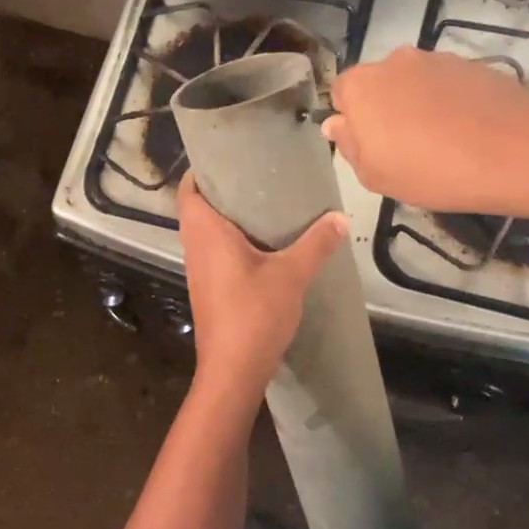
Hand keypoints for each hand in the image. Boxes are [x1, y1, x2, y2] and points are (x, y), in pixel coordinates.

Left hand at [177, 174, 347, 411]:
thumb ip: (316, 244)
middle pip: (197, 209)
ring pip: (206, 234)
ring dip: (226, 219)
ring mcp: (199, 272)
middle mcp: (195, 248)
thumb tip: (340, 217)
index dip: (201, 171)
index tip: (226, 157)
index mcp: (206, 233)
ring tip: (261, 205)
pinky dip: (231, 243)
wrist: (233, 370)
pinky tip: (260, 246)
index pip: (189, 190)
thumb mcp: (291, 275)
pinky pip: (214, 254)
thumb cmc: (253, 314)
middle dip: (220, 192)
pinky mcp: (208, 291)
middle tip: (253, 177)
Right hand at [323, 47, 528, 212]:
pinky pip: (445, 84)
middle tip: (404, 147)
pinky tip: (465, 131)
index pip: (340, 93)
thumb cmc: (430, 170)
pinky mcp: (470, 64)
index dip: (353, 121)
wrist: (513, 152)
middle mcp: (392, 61)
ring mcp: (434, 59)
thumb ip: (349, 145)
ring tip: (439, 141)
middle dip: (384, 109)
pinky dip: (448, 102)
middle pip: (377, 84)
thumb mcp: (374, 175)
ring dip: (417, 105)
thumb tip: (336, 123)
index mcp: (360, 86)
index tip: (372, 147)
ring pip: (412, 83)